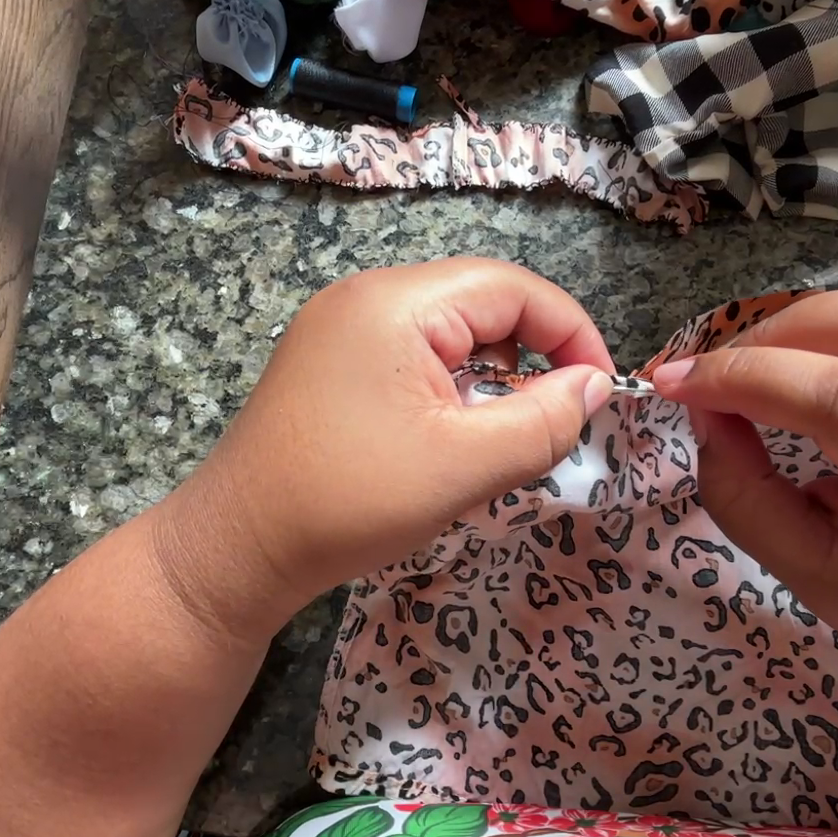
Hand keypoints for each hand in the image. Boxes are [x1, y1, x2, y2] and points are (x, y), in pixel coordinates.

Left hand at [151, 258, 615, 638]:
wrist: (237, 549)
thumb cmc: (348, 503)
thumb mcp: (463, 466)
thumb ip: (543, 421)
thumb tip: (595, 386)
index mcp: (395, 301)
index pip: (511, 287)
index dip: (570, 332)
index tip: (600, 391)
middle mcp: (365, 297)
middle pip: (479, 305)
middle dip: (527, 360)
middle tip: (542, 425)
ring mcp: (341, 328)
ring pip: (448, 334)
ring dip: (487, 379)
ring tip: (486, 440)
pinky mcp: (330, 362)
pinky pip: (412, 356)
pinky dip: (446, 390)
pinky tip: (442, 439)